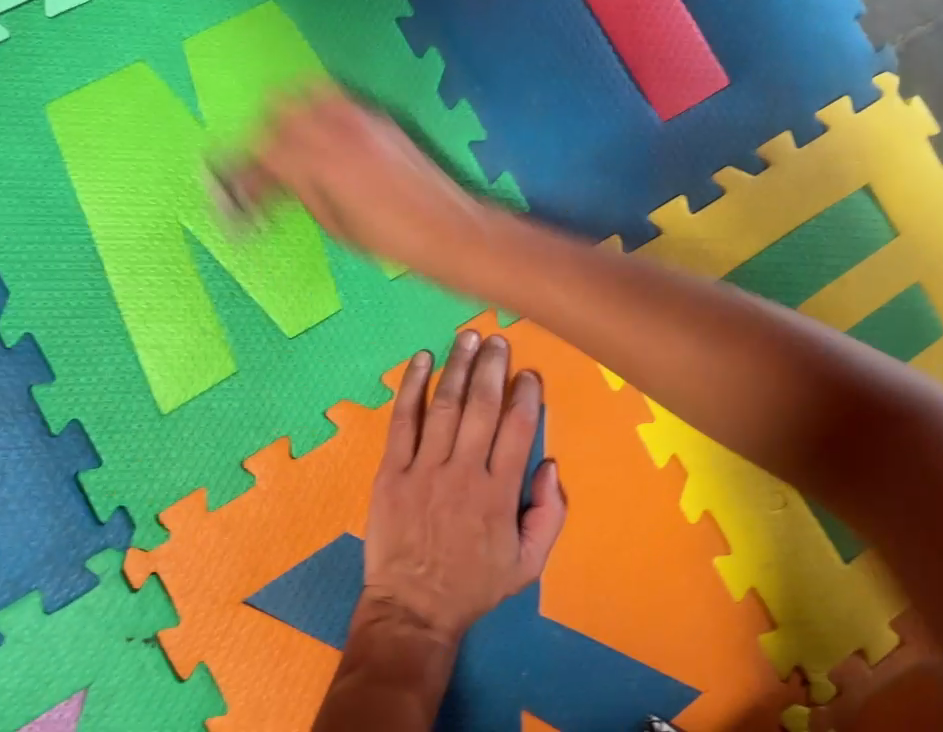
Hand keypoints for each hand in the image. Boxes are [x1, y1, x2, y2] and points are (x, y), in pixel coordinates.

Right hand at [231, 84, 489, 269]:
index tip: (235, 189)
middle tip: (260, 169)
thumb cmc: (390, 240)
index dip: (242, 171)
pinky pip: (336, 101)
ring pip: (305, 96)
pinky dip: (318, 113)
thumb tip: (268, 186)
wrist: (448, 229)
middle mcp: (336, 130)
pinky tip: (322, 140)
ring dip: (289, 118)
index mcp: (319, 162)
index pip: (262, 151)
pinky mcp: (378, 118)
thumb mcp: (333, 224)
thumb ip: (297, 193)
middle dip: (262, 138)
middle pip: (278, 112)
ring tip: (289, 148)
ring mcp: (360, 118)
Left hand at [359, 329, 567, 643]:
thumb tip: (550, 465)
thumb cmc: (472, 584)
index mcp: (499, 494)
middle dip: (492, 368)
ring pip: (446, 406)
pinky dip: (412, 387)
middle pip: (482, 408)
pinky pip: (403, 421)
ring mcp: (425, 469)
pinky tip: (422, 360)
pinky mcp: (392, 470)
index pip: (517, 430)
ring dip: (458, 367)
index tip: (529, 373)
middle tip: (498, 339)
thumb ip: (548, 515)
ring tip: (468, 337)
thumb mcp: (527, 564)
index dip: (525, 396)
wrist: (413, 606)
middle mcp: (464, 473)